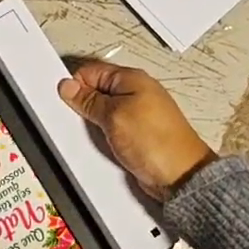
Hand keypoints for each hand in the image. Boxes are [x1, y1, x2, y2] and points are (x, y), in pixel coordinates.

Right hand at [58, 61, 214, 200]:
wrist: (181, 176)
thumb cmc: (158, 143)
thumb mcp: (114, 116)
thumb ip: (89, 100)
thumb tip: (69, 87)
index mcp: (132, 79)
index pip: (91, 71)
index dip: (75, 85)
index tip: (68, 101)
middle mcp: (135, 94)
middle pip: (96, 92)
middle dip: (84, 106)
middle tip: (85, 120)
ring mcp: (136, 115)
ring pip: (101, 113)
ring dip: (94, 125)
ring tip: (99, 136)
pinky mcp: (136, 135)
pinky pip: (110, 130)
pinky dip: (103, 138)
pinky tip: (105, 146)